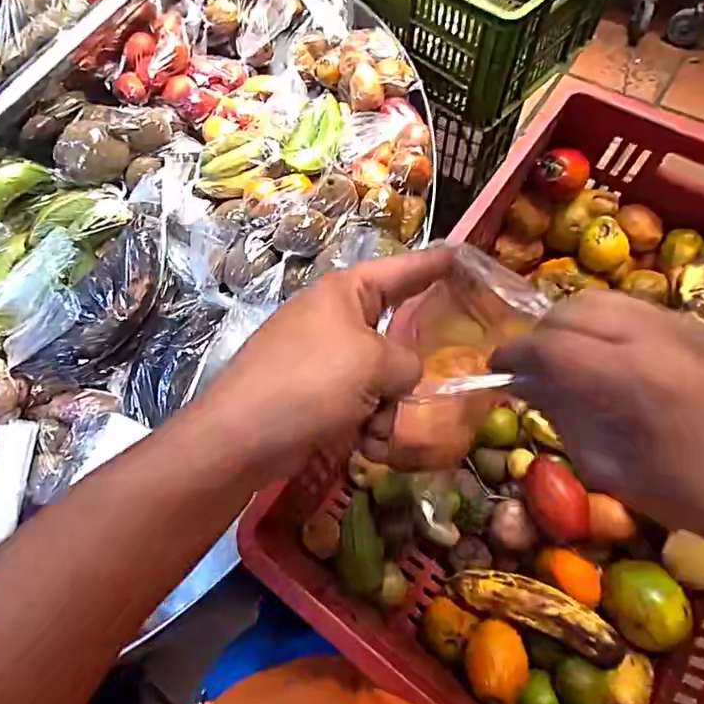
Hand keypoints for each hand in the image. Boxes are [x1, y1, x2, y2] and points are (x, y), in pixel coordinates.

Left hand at [192, 248, 453, 476]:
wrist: (243, 436)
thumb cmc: (309, 382)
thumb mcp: (373, 363)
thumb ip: (408, 362)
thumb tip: (403, 376)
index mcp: (346, 294)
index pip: (401, 271)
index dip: (433, 265)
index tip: (461, 258)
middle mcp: (335, 321)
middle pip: (395, 337)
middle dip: (408, 372)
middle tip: (430, 389)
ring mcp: (324, 360)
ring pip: (382, 380)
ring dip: (388, 409)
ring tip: (377, 429)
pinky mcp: (317, 396)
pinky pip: (361, 405)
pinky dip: (368, 426)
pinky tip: (365, 445)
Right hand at [491, 290, 703, 555]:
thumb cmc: (686, 496)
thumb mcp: (607, 465)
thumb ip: (561, 413)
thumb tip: (525, 381)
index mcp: (634, 378)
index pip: (551, 346)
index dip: (514, 354)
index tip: (496, 367)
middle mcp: (658, 337)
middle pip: (572, 311)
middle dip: (541, 335)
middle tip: (532, 366)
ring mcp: (684, 326)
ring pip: (602, 300)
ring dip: (571, 323)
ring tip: (567, 356)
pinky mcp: (700, 328)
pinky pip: (634, 308)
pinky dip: (605, 323)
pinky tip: (608, 355)